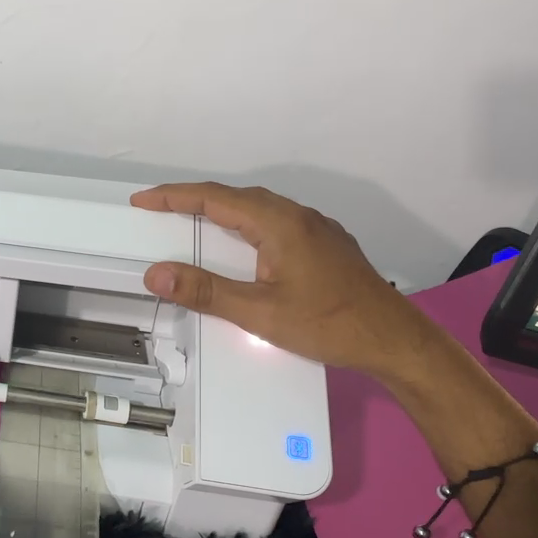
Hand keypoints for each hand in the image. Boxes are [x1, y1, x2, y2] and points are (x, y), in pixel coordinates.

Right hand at [129, 182, 440, 378]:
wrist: (396, 341)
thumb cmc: (328, 325)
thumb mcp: (259, 313)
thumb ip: (206, 291)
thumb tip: (156, 273)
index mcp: (278, 224)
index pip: (214, 198)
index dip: (173, 196)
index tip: (141, 200)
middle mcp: (297, 216)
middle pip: (235, 196)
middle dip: (193, 199)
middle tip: (159, 210)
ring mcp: (316, 228)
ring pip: (258, 207)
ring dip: (221, 210)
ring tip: (191, 222)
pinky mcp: (326, 244)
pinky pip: (274, 220)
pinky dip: (245, 223)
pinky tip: (241, 244)